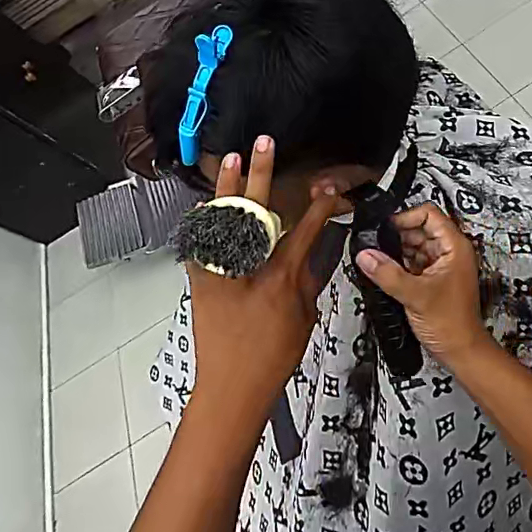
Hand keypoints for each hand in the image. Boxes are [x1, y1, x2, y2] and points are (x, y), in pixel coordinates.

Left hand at [185, 136, 342, 411]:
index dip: (321, 205)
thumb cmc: (271, 356)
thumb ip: (307, 281)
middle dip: (263, 173)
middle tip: (264, 145)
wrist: (231, 385)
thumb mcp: (304, 316)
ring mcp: (219, 270)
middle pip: (258, 208)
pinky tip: (207, 201)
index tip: (329, 191)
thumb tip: (309, 255)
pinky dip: (206, 219)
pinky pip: (203, 240)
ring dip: (228, 186)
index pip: (306, 227)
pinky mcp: (202, 280)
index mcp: (281, 274)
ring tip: (232, 159)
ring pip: (224, 218)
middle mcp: (248, 265)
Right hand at [354, 204, 491, 365]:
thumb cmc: (452, 324)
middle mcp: (450, 251)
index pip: (429, 214)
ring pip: (414, 245)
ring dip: (397, 252)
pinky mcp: (433, 278)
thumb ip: (388, 274)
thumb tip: (367, 256)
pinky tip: (389, 274)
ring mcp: (442, 264)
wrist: (460, 349)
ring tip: (382, 262)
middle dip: (397, 237)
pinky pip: (413, 261)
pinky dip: (400, 265)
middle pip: (419, 228)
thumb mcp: (415, 295)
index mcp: (455, 246)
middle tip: (378, 248)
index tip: (387, 229)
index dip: (406, 218)